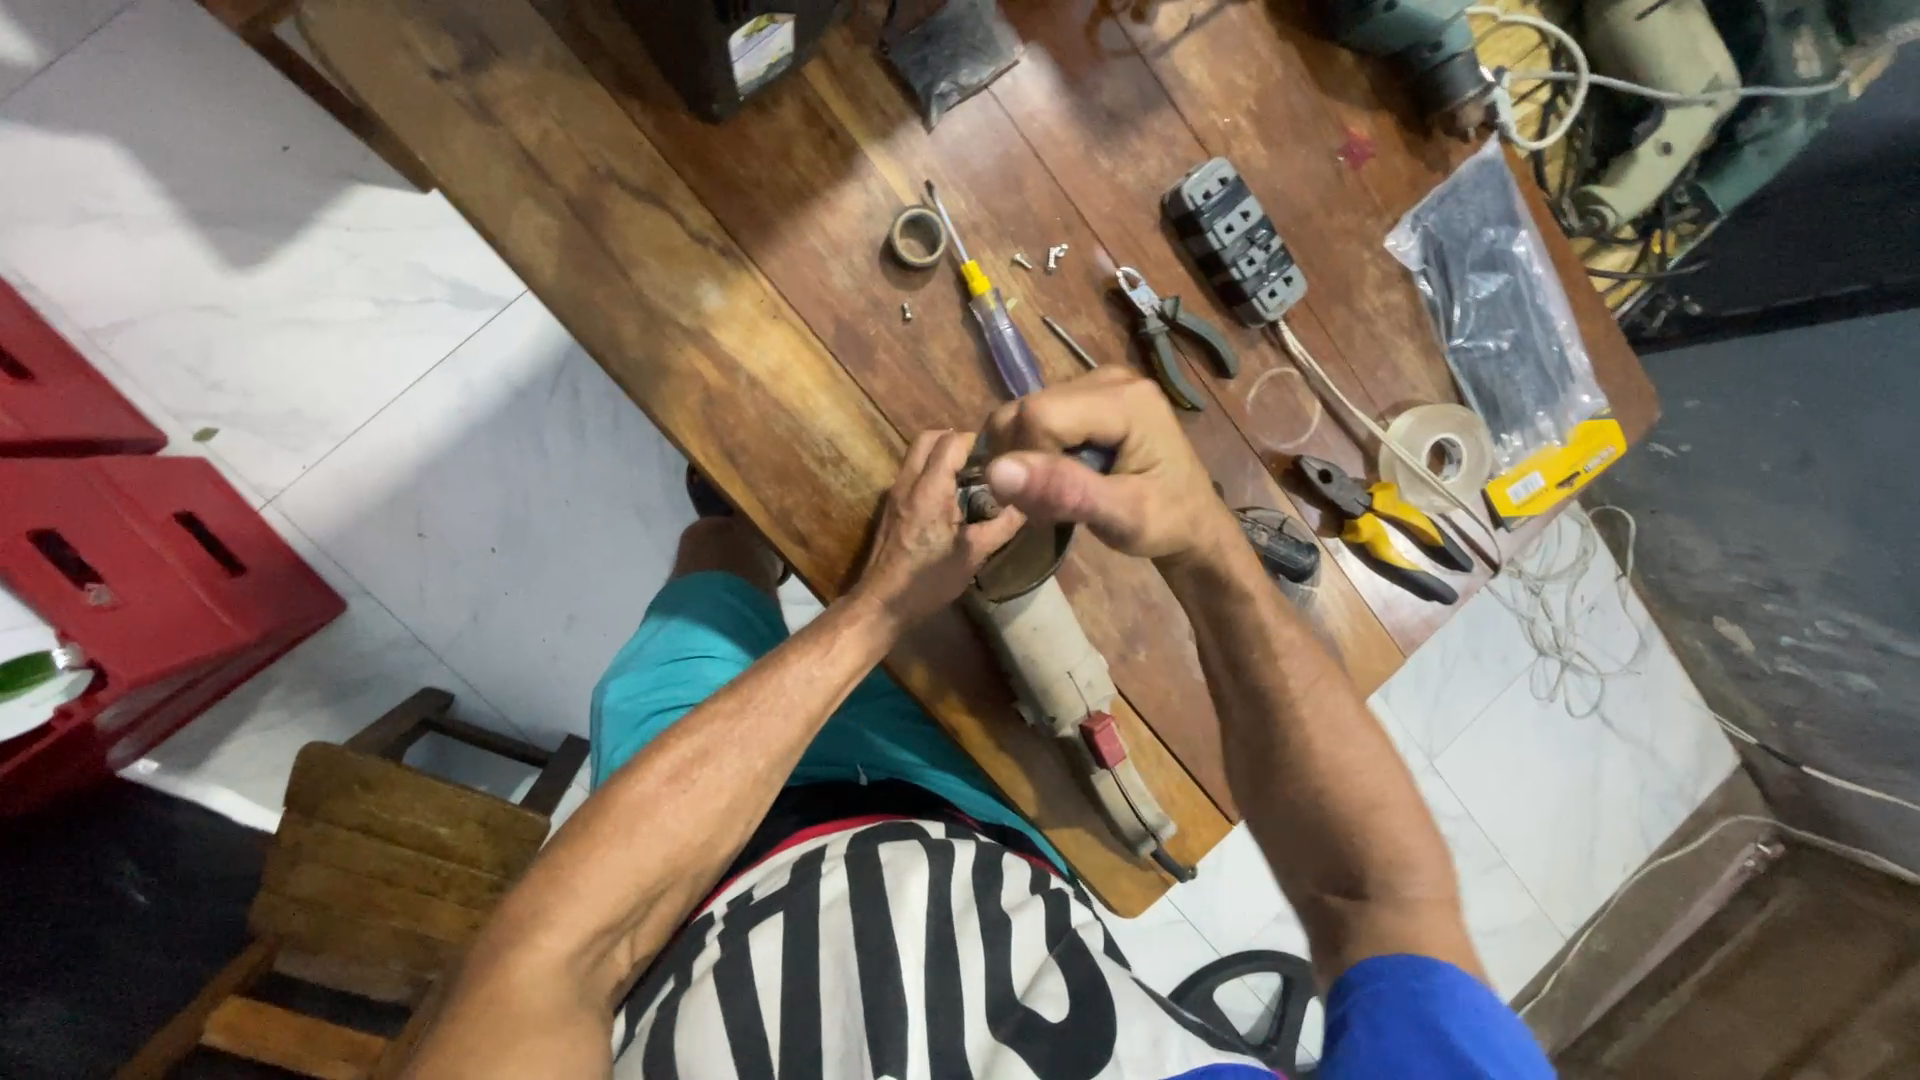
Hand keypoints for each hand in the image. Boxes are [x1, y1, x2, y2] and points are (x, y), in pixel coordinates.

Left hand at [854, 430, 1025, 630]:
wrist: (882, 603)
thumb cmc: (928, 581)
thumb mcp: (974, 555)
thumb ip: (1003, 524)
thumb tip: (1030, 503)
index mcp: (929, 490)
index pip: (951, 442)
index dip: (977, 442)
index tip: (999, 456)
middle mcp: (907, 483)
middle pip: (929, 438)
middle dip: (957, 441)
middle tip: (983, 462)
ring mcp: (894, 493)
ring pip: (917, 453)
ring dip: (942, 455)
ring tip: (970, 478)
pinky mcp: (890, 506)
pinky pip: (912, 472)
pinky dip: (931, 471)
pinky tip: (951, 497)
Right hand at [982, 368, 1236, 563]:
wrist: (1194, 521)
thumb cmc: (1167, 523)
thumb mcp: (1123, 516)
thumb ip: (1064, 490)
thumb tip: (996, 471)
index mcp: (1126, 400)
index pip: (1038, 415)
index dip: (1028, 463)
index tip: (1047, 506)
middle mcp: (1109, 378)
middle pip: (1026, 410)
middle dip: (1022, 462)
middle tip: (1047, 505)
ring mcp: (1097, 383)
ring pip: (1023, 414)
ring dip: (1024, 461)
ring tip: (1055, 495)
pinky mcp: (1087, 395)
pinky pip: (1035, 418)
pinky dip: (1033, 453)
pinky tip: (1058, 478)